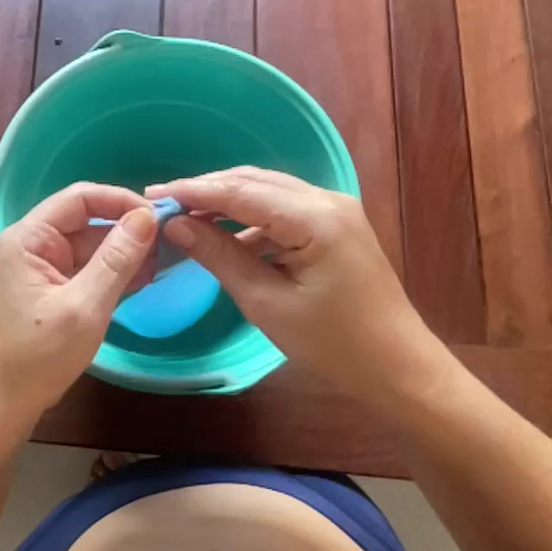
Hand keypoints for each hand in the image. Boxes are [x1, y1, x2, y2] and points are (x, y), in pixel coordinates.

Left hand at [0, 183, 158, 427]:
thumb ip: (117, 260)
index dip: (121, 200)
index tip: (159, 217)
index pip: (81, 197)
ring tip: (161, 266)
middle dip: (127, 230)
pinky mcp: (52, 287)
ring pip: (92, 244)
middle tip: (169, 245)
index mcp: (30, 238)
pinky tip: (143, 280)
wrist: (3, 403)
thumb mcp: (85, 307)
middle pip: (88, 219)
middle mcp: (33, 243)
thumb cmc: (38, 356)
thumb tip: (147, 218)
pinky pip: (88, 267)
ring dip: (125, 253)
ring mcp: (42, 266)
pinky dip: (114, 272)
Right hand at [145, 167, 455, 403]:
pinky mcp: (336, 225)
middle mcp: (327, 200)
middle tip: (162, 204)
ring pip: (267, 191)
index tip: (152, 195)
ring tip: (185, 217)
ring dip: (226, 201)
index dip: (193, 191)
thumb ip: (219, 255)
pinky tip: (223, 235)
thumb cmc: (333, 344)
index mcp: (314, 218)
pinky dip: (249, 217)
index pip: (240, 191)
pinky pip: (283, 209)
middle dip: (206, 190)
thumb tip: (176, 225)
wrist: (399, 369)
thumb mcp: (265, 302)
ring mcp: (335, 210)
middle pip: (254, 181)